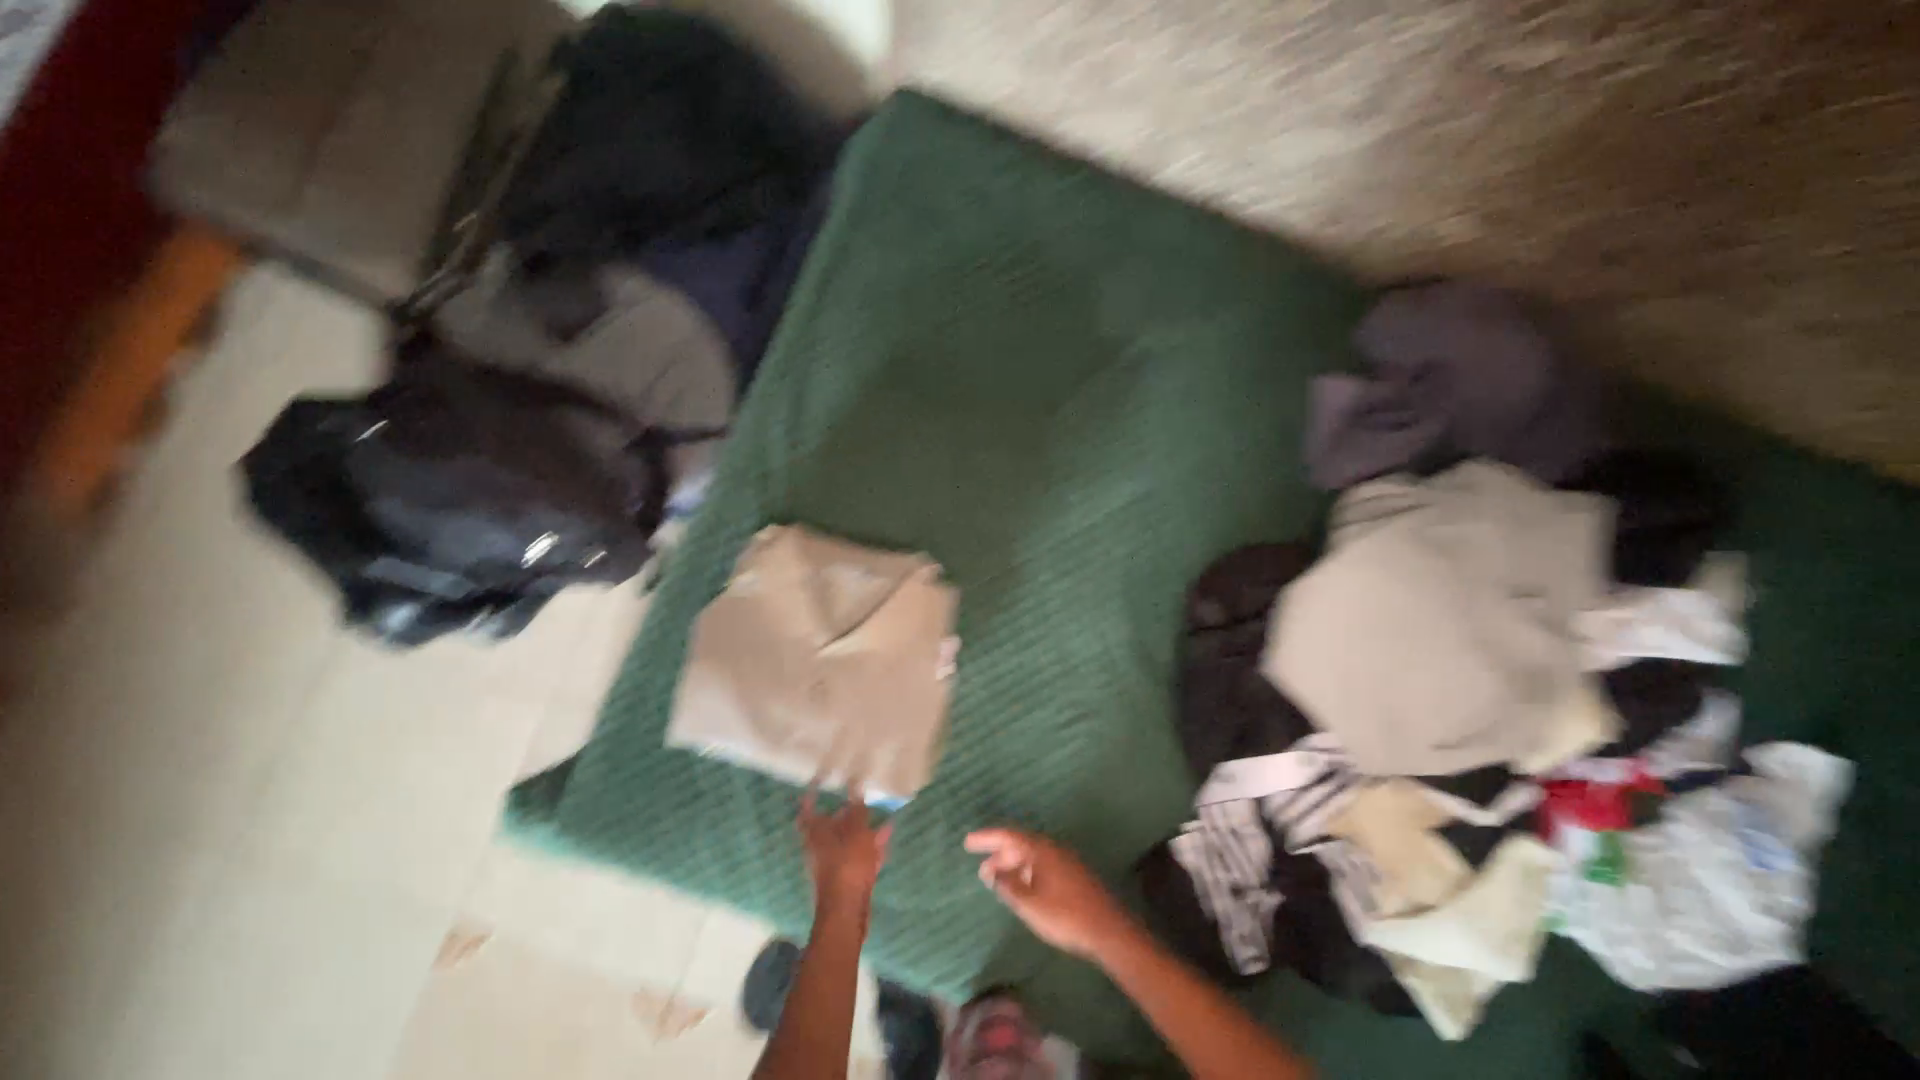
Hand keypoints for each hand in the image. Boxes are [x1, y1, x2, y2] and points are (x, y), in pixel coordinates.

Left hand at [797, 783, 890, 915]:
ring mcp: (833, 864)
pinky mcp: (847, 877)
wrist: (847, 912)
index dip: (812, 793)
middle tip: (858, 796)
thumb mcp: (856, 832)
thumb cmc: (847, 866)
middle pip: (830, 824)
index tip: (821, 779)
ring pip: (847, 840)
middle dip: (845, 811)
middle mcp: (820, 847)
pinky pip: (858, 855)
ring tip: (880, 812)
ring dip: (862, 827)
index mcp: (815, 833)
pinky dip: (870, 845)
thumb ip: (857, 809)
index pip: (808, 808)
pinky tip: (887, 835)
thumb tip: (854, 784)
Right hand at [964, 828, 1140, 959]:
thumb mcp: (1029, 904)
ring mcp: (1067, 862)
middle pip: (1021, 844)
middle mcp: (1053, 850)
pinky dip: (1027, 871)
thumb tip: (991, 871)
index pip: (1008, 836)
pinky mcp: (1075, 876)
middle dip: (999, 854)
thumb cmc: (1064, 916)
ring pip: (1033, 856)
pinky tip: (1024, 888)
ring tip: (999, 880)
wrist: (1108, 931)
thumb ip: (1007, 886)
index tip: (968, 842)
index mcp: (1041, 851)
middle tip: (982, 868)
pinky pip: (1043, 865)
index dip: (987, 838)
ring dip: (1014, 864)